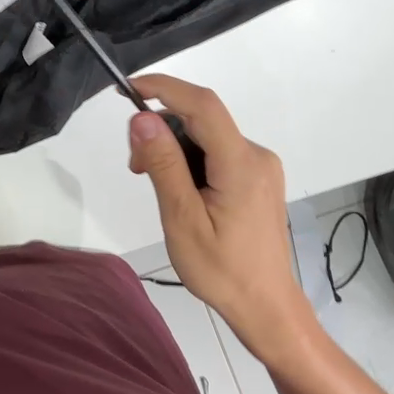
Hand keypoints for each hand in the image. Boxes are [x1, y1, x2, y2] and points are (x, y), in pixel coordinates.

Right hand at [126, 74, 313, 364]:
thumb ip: (163, 165)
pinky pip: (215, 152)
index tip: (126, 89)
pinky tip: (177, 190)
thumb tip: (141, 119)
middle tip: (134, 168)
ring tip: (154, 185)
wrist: (266, 306)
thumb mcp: (182, 219)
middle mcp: (256, 156)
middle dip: (160, 129)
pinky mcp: (256, 178)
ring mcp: (259, 166)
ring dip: (172, 148)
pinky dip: (188, 160)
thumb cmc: (221, 270)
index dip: (164, 87)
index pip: (202, 105)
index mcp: (241, 164)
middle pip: (200, 119)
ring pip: (205, 136)